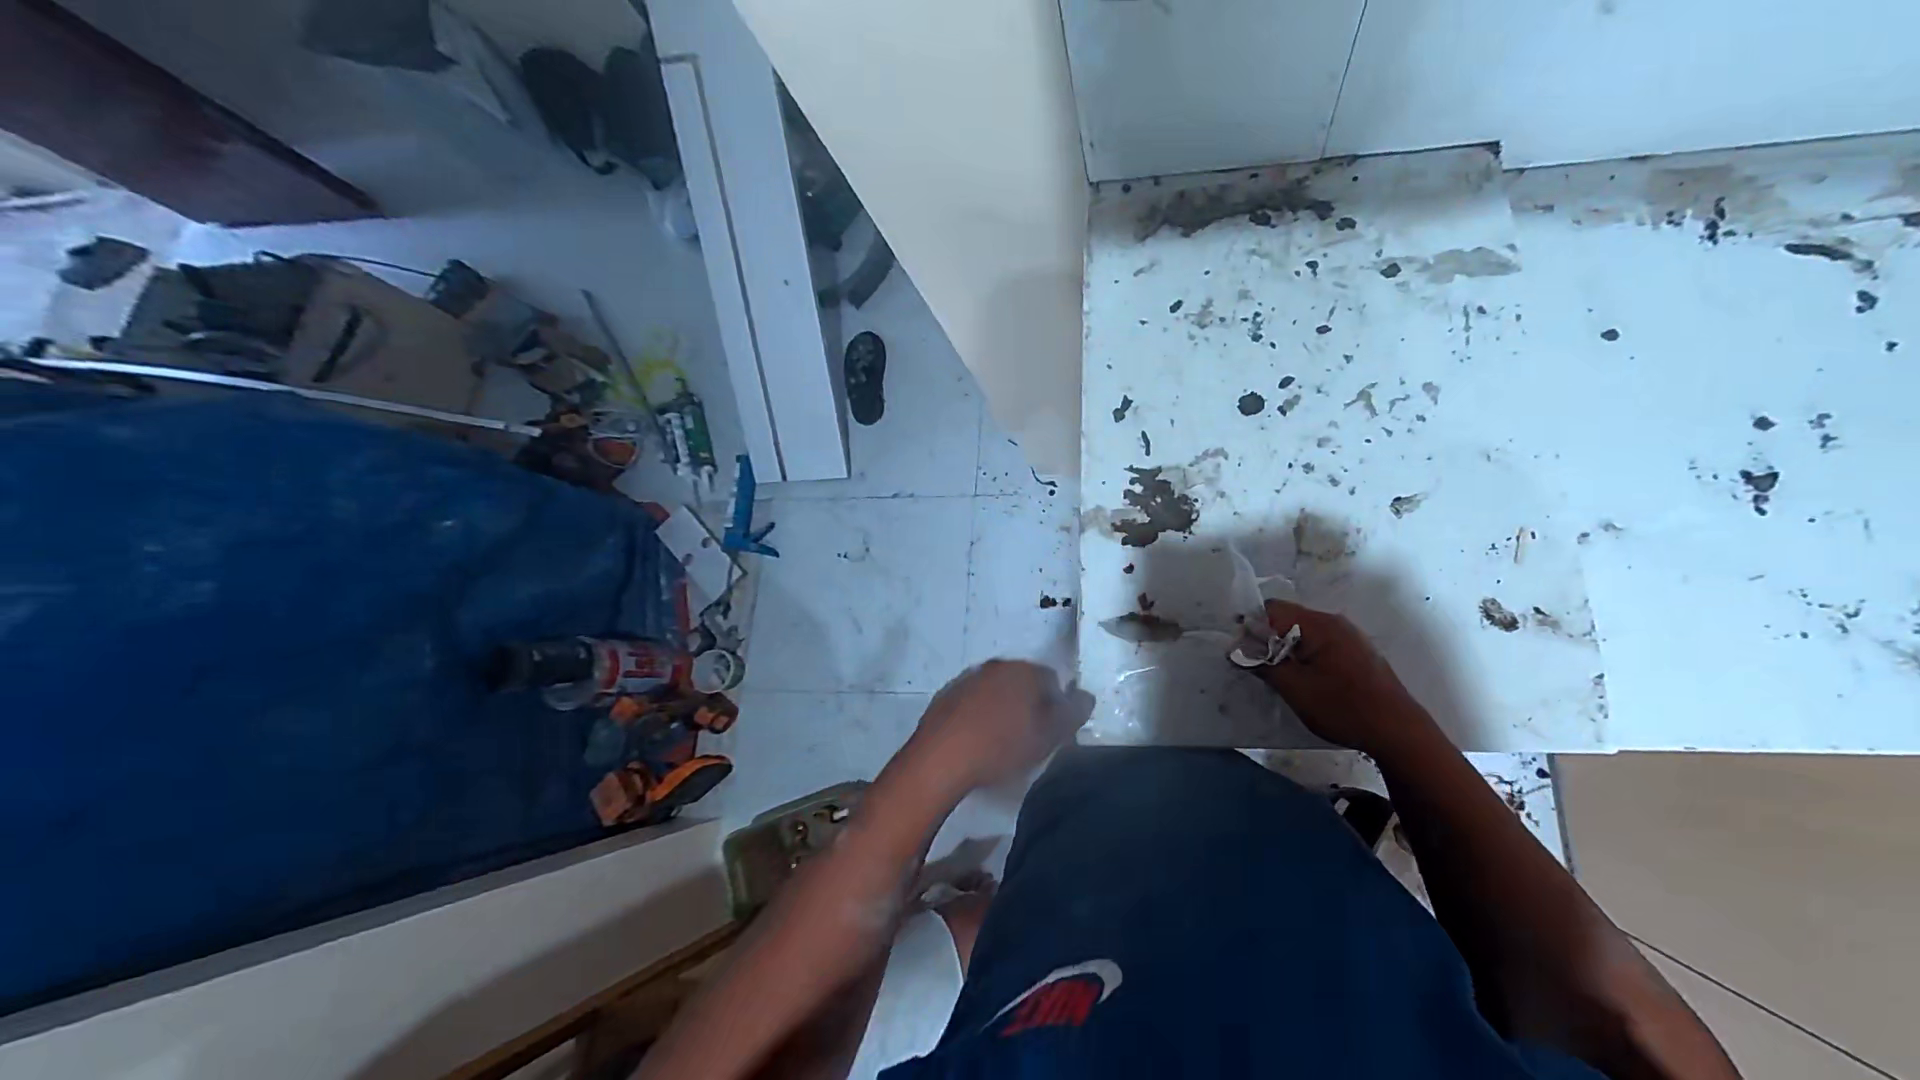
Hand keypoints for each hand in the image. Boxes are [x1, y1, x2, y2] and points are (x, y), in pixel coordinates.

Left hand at [903, 661, 1085, 794]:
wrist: (939, 759)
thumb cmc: (1001, 747)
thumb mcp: (1049, 737)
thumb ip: (1073, 713)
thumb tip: (1085, 696)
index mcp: (1023, 670)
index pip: (1052, 680)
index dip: (1057, 706)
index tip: (1053, 732)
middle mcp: (994, 666)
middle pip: (1022, 682)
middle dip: (1030, 705)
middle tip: (1030, 738)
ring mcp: (966, 679)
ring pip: (996, 691)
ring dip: (1003, 709)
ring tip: (1002, 743)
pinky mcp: (945, 696)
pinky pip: (972, 702)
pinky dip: (978, 716)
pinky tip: (977, 741)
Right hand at [1247, 599, 1437, 758]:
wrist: (1399, 733)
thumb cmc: (1343, 707)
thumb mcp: (1294, 688)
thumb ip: (1263, 664)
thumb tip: (1238, 651)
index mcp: (1319, 625)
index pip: (1272, 609)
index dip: (1252, 627)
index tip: (1243, 652)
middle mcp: (1336, 623)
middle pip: (1288, 619)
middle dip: (1268, 640)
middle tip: (1259, 668)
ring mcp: (1350, 637)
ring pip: (1305, 634)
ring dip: (1287, 650)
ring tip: (1282, 678)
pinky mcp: (1359, 654)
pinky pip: (1322, 645)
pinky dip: (1306, 657)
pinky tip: (1307, 682)